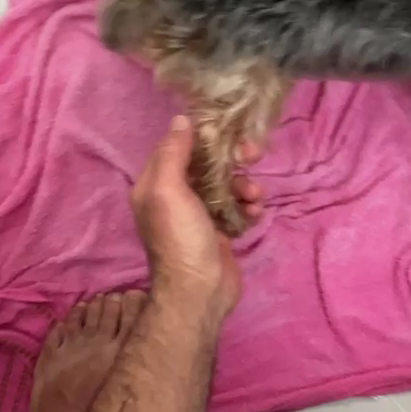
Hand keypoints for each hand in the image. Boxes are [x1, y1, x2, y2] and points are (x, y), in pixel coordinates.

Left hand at [132, 116, 255, 324]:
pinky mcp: (221, 230)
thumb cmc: (181, 238)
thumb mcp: (168, 190)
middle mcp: (175, 197)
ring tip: (253, 196)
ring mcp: (199, 215)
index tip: (228, 131)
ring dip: (245, 184)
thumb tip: (181, 120)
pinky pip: (238, 206)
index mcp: (155, 185)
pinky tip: (255, 212)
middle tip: (252, 155)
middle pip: (207, 164)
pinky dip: (249, 205)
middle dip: (232, 158)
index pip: (178, 147)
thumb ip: (173, 153)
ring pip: (227, 184)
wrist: (201, 291)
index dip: (203, 136)